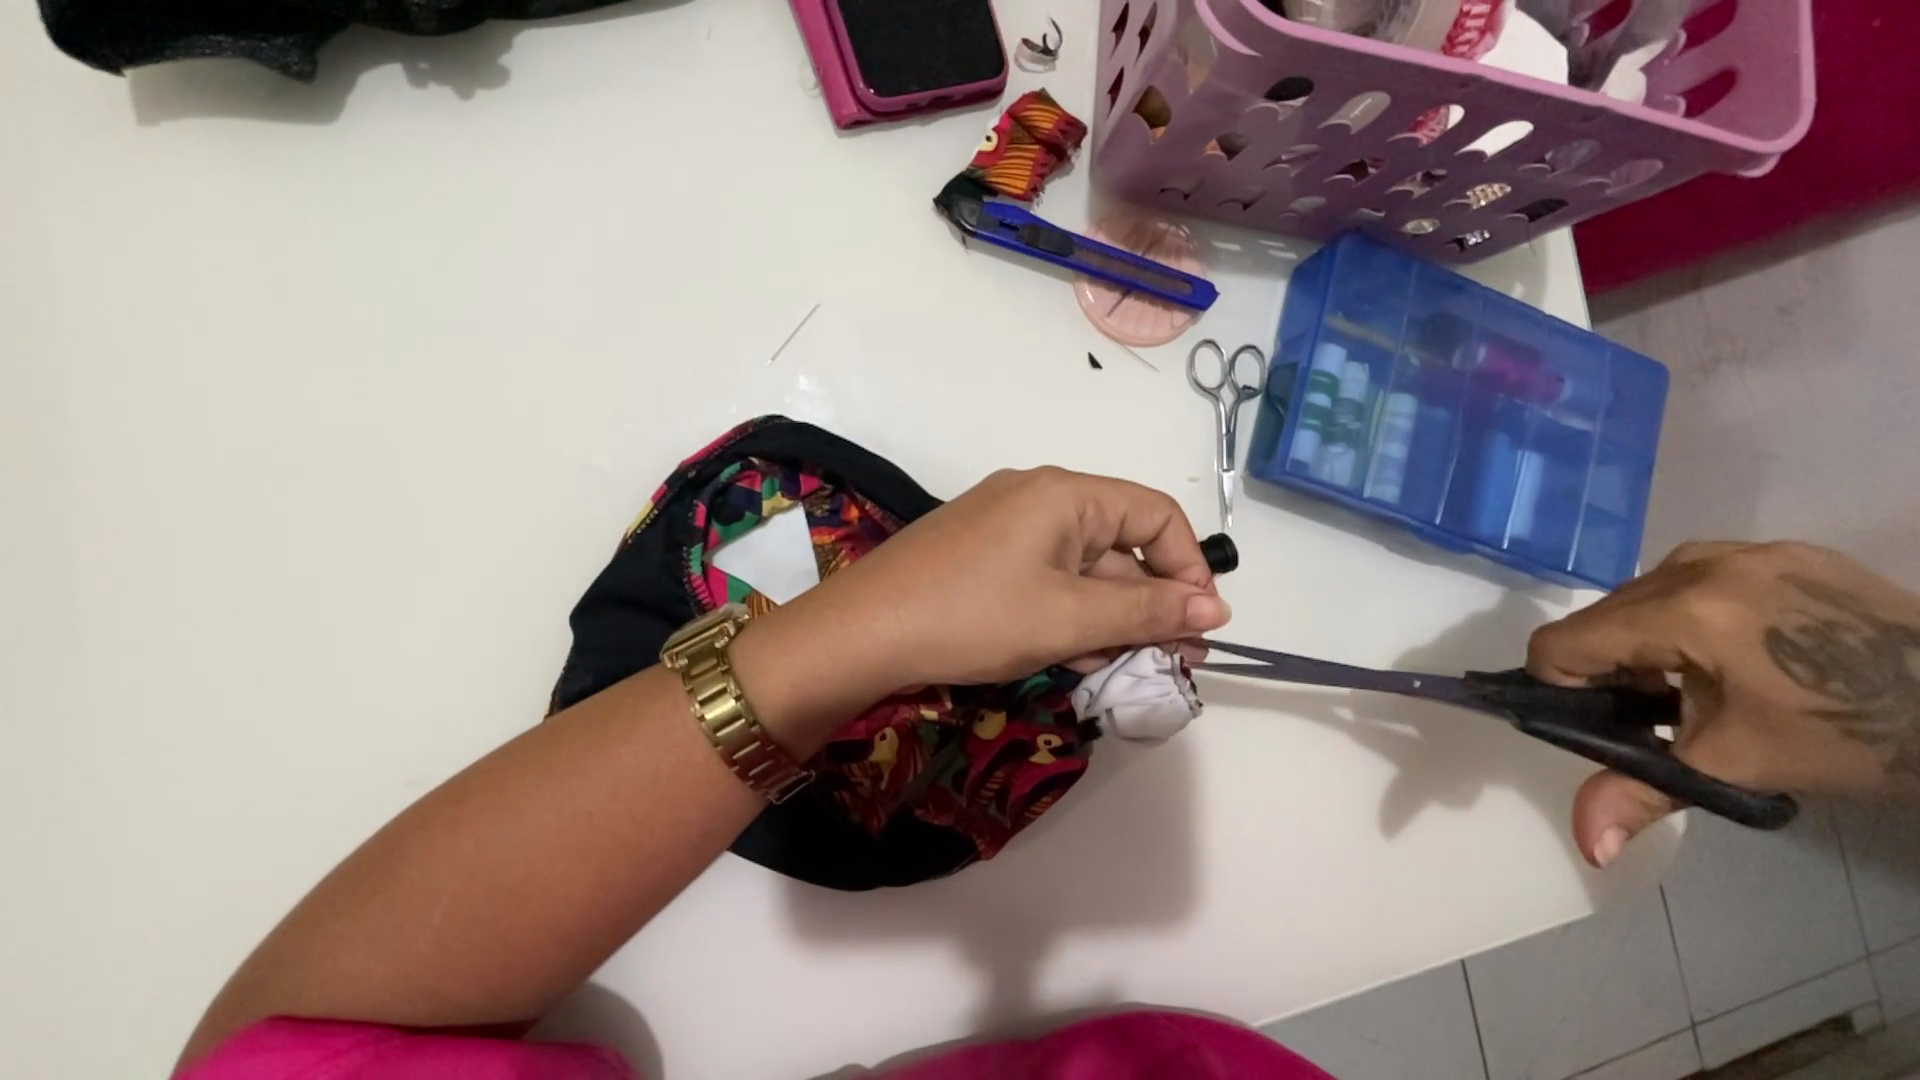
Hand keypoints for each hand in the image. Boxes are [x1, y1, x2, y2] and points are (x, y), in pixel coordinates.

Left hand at [741, 468, 1230, 734]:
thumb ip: (1145, 611)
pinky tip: (1073, 659)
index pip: (1156, 515)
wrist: (861, 634)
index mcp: (1065, 494)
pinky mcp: (981, 556)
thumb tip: (1216, 608)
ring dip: (1108, 618)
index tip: (1201, 626)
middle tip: (1170, 662)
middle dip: (1148, 605)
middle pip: (1119, 544)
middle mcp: (1038, 497)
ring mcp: (1005, 526)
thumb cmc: (972, 617)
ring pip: (1082, 569)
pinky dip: (1067, 614)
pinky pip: (1045, 578)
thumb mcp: (1068, 619)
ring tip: (1119, 670)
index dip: (1189, 568)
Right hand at [1528, 541, 1919, 866]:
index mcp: (1686, 612)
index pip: (1563, 642)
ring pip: (1642, 595)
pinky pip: (1692, 577)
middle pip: (1600, 618)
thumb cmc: (1854, 737)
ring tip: (1702, 683)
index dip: (1562, 686)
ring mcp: (1743, 550)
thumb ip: (1643, 792)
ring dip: (1647, 641)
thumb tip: (1589, 848)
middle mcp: (1699, 564)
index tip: (1606, 720)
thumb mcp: (1739, 767)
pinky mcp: (1778, 549)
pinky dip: (1690, 617)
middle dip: (1611, 668)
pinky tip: (1739, 652)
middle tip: (1663, 713)